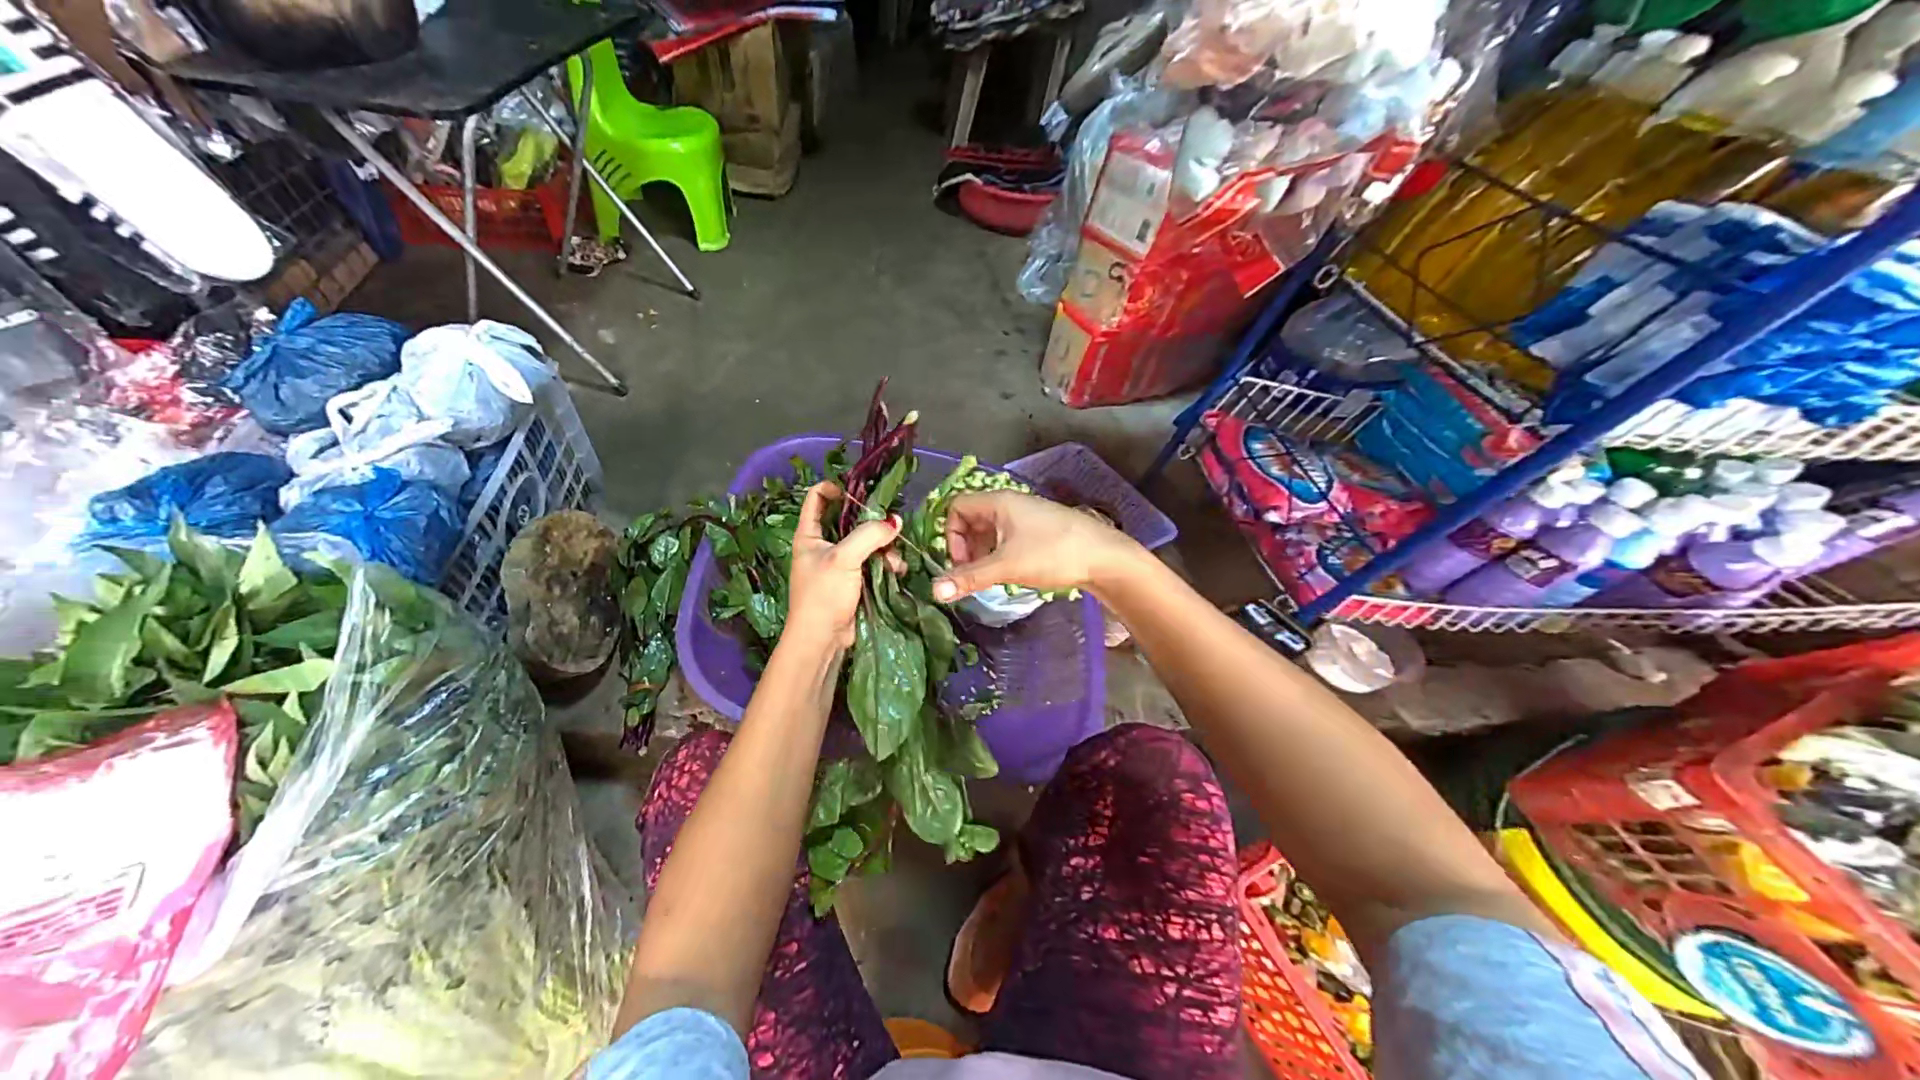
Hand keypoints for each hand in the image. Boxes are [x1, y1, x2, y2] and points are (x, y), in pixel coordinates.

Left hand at [786, 482, 899, 648]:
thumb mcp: (844, 558)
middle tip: (890, 525)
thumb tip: (895, 521)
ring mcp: (839, 563)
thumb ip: (869, 535)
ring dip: (883, 547)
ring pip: (866, 542)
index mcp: (809, 535)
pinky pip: (873, 562)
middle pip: (849, 520)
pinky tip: (897, 570)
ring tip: (894, 560)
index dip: (834, 488)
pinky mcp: (854, 580)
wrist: (822, 639)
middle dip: (872, 522)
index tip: (858, 490)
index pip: (817, 498)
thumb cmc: (823, 594)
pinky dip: (886, 564)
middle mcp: (823, 545)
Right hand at [931, 491, 1141, 600]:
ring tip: (989, 578)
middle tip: (971, 574)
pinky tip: (1010, 574)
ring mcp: (1027, 517)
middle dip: (965, 548)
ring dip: (982, 554)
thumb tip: (934, 591)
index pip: (956, 507)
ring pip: (990, 532)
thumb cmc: (1053, 554)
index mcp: (999, 502)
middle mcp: (1011, 504)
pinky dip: (1000, 555)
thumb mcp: (1006, 566)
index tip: (960, 562)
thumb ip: (969, 578)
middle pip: (971, 520)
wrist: (1105, 558)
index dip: (951, 534)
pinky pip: (1007, 538)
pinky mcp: (1040, 531)